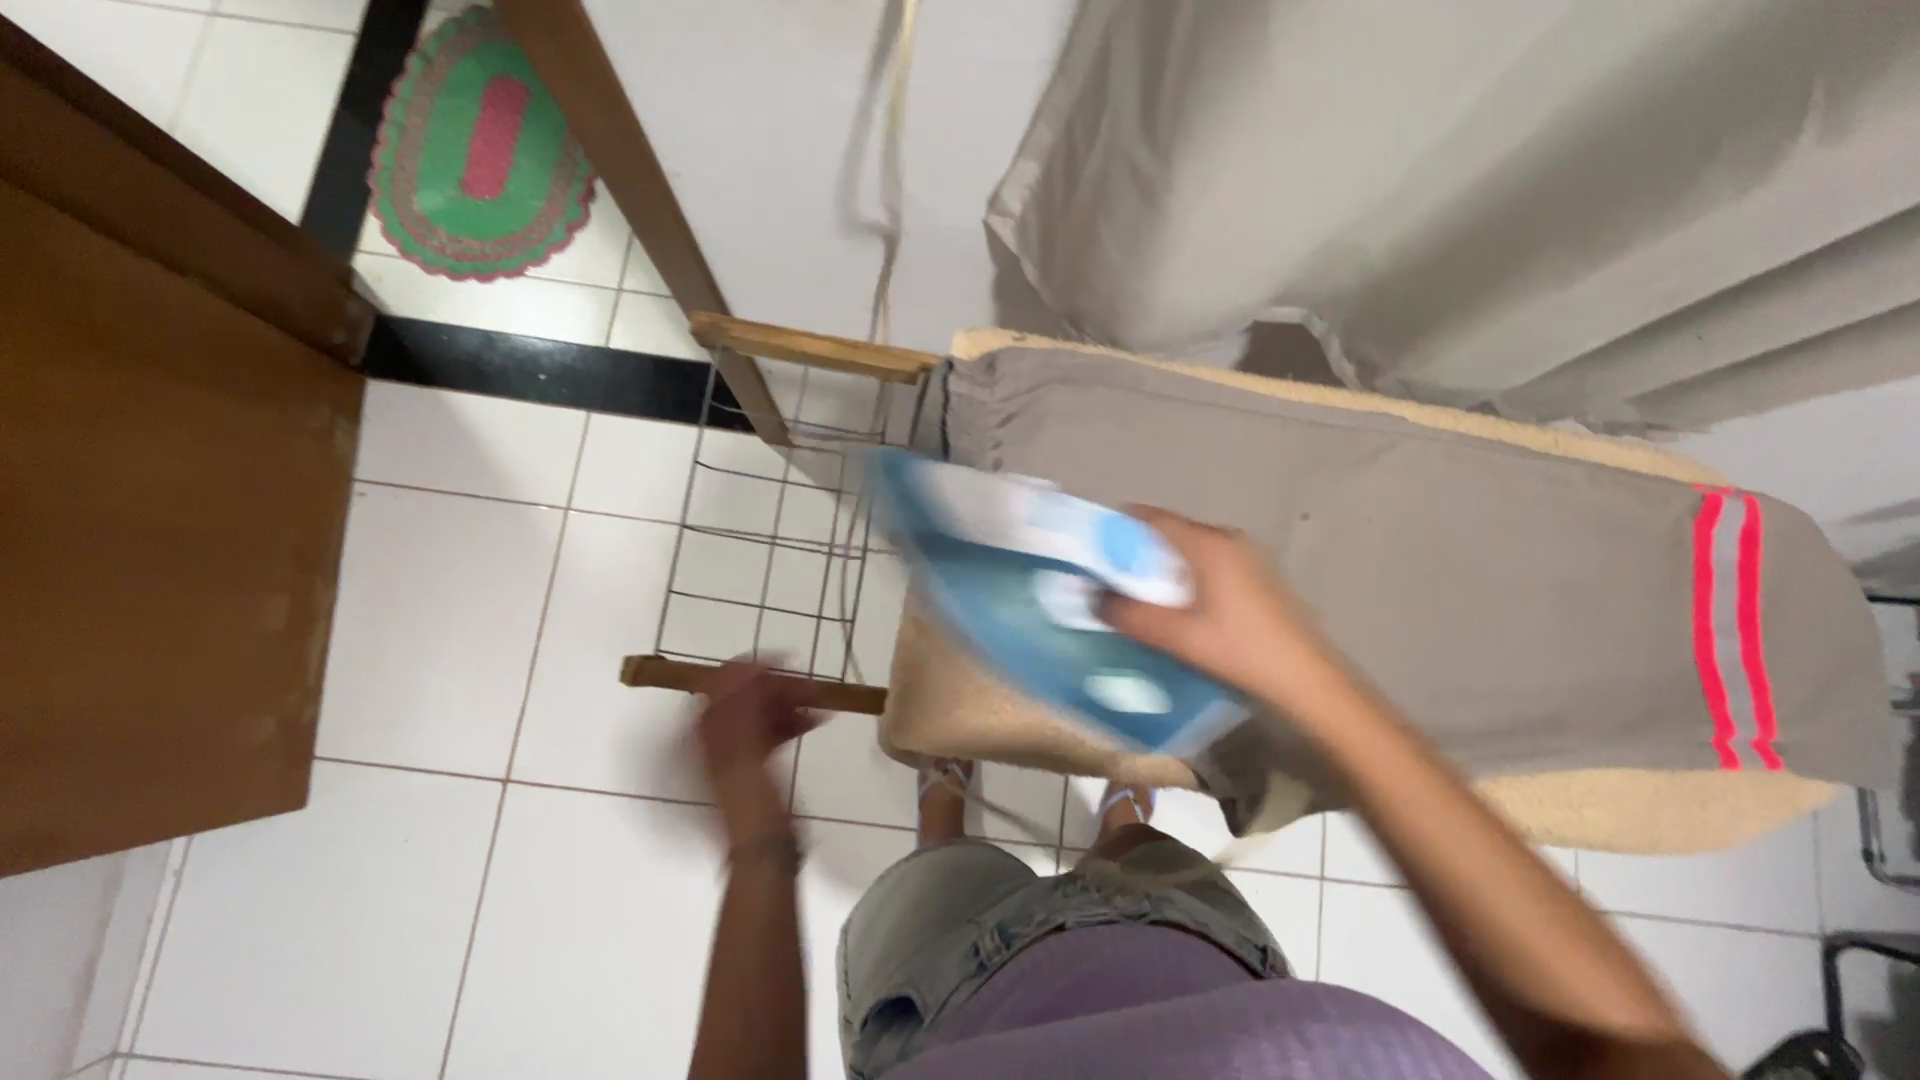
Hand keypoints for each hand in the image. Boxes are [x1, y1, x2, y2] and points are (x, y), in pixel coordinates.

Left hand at [691, 661, 815, 840]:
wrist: (766, 860)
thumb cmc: (753, 813)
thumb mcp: (743, 761)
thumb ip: (739, 714)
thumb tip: (742, 670)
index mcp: (701, 740)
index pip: (718, 689)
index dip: (747, 671)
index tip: (784, 662)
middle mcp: (710, 743)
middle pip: (741, 699)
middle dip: (776, 688)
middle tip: (812, 686)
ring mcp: (732, 756)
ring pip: (758, 713)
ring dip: (787, 703)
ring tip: (819, 702)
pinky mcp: (753, 769)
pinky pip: (769, 732)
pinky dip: (789, 722)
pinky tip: (814, 720)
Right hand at [1099, 507, 1337, 700]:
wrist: (1307, 679)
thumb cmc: (1239, 651)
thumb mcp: (1176, 636)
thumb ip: (1129, 614)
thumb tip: (1093, 598)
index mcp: (1208, 543)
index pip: (1149, 518)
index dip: (1116, 530)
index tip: (1093, 556)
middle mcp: (1228, 539)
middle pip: (1167, 534)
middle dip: (1135, 556)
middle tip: (1111, 586)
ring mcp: (1246, 556)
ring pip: (1187, 552)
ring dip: (1160, 572)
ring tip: (1141, 604)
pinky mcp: (1256, 576)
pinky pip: (1206, 565)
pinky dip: (1184, 580)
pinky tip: (1180, 614)